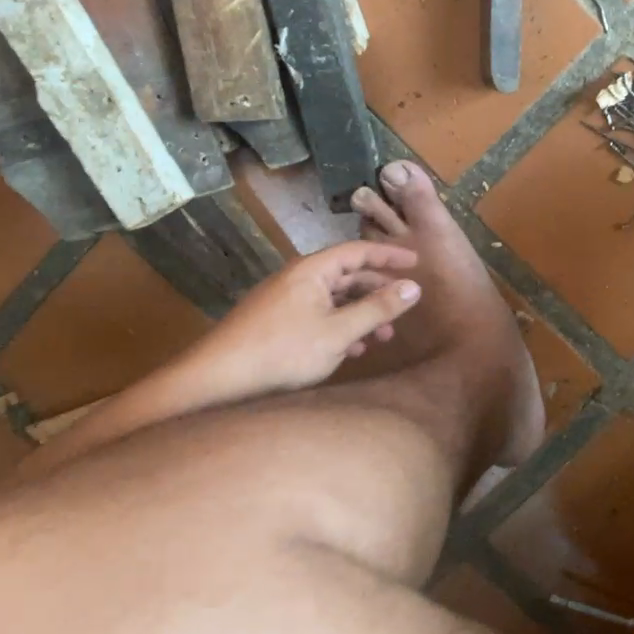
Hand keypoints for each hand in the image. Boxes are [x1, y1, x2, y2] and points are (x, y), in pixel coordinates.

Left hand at [181, 240, 421, 393]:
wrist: (215, 382)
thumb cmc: (282, 351)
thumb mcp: (339, 332)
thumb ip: (378, 308)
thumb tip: (415, 287)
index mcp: (312, 270)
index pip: (359, 251)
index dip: (390, 255)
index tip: (417, 262)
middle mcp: (299, 279)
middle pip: (348, 276)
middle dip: (379, 293)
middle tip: (404, 308)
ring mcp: (285, 301)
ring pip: (335, 300)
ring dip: (362, 315)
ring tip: (383, 338)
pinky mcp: (277, 323)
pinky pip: (319, 315)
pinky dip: (341, 327)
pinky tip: (352, 350)